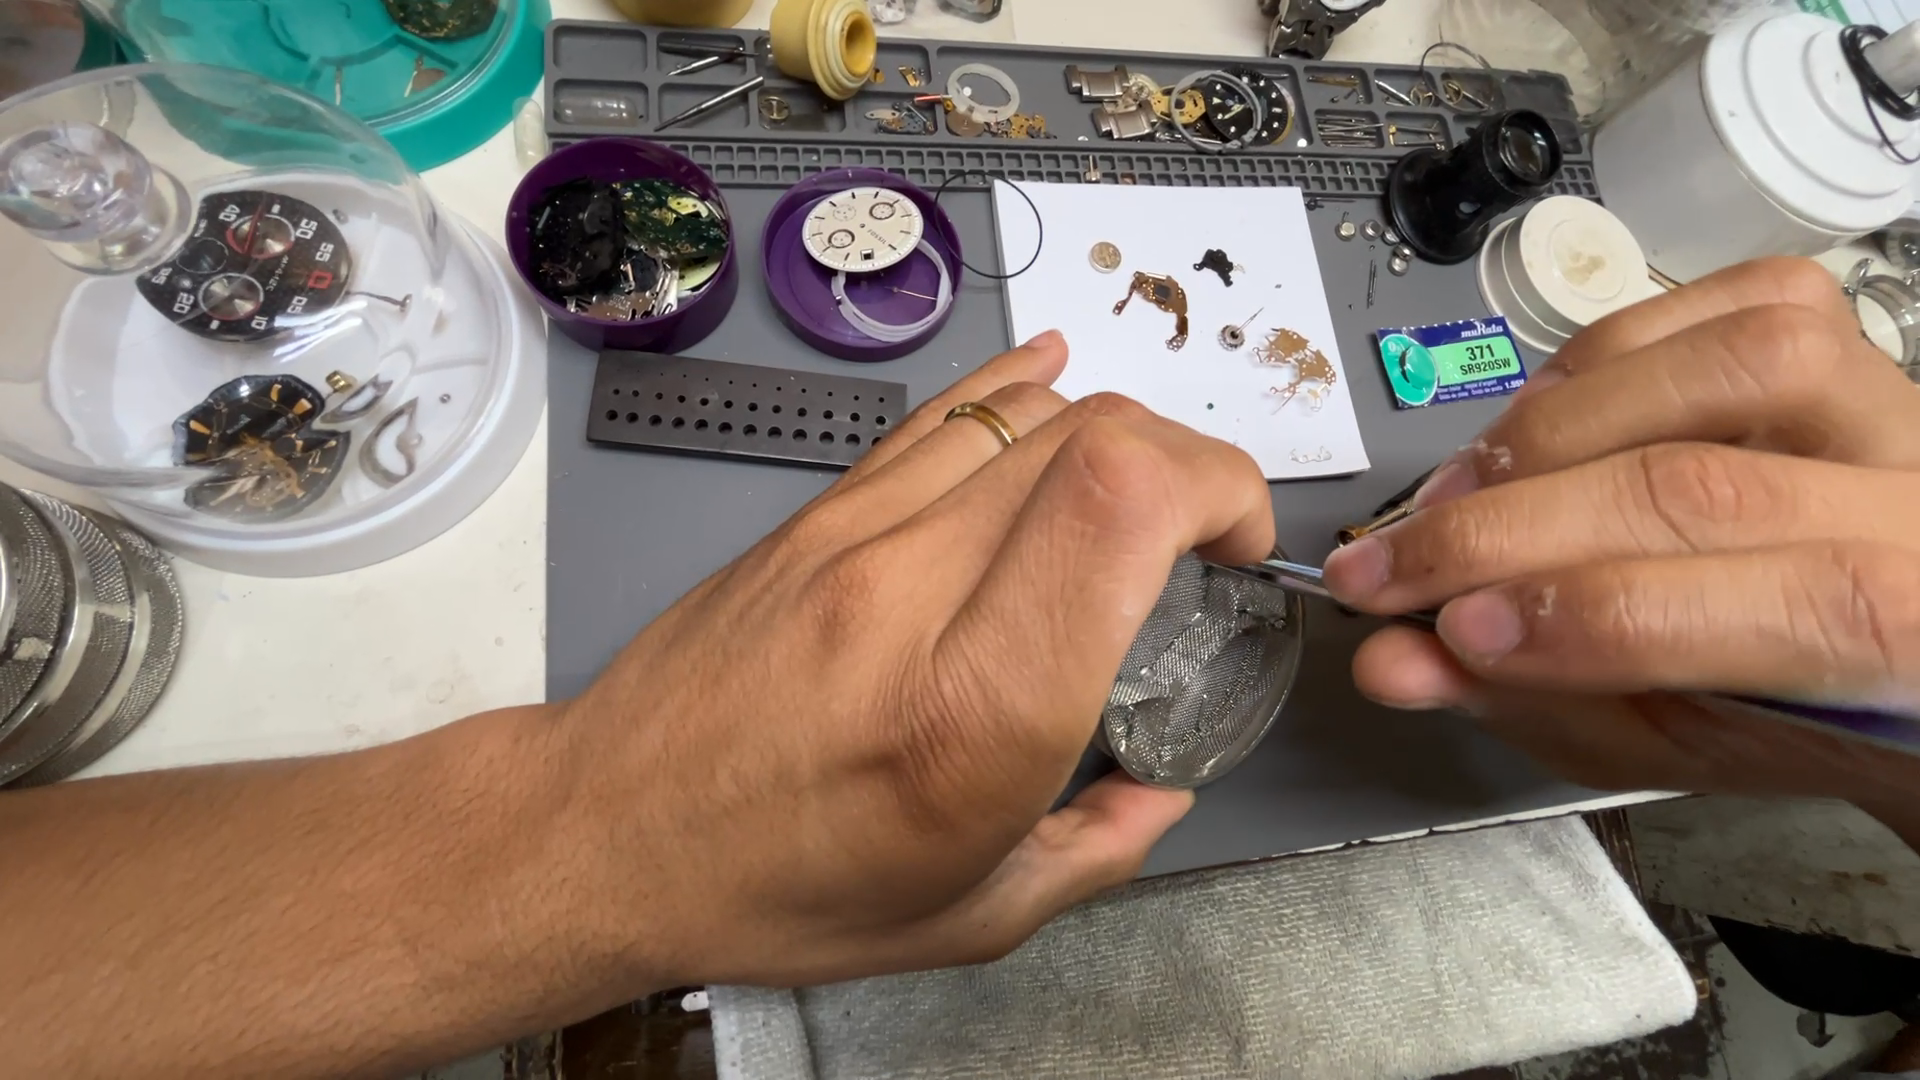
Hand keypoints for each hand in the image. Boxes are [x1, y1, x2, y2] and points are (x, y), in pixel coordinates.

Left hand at [561, 332, 1273, 989]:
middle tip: (1198, 530)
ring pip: (1026, 410)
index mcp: (972, 709)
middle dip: (1187, 460)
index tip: (1234, 541)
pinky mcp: (821, 510)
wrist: (612, 823)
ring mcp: (857, 531)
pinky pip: (942, 415)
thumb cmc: (776, 881)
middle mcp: (914, 591)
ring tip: (1131, 494)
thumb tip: (1160, 789)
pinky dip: (1018, 390)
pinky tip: (1050, 382)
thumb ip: (1096, 847)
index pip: (1117, 501)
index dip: (1214, 485)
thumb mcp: (967, 914)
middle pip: (1090, 434)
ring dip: (1113, 432)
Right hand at [1321, 258, 1919, 818]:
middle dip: (1494, 532)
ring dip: (1542, 431)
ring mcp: (1894, 405)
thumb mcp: (1638, 740)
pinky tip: (1535, 420)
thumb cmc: (1750, 704)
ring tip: (1455, 493)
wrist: (1866, 636)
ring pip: (1736, 358)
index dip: (1594, 617)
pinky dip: (1599, 354)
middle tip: (1378, 569)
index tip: (1448, 632)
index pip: (1795, 610)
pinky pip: (1738, 299)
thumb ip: (1516, 700)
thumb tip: (1386, 663)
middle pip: (1701, 488)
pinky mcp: (1842, 344)